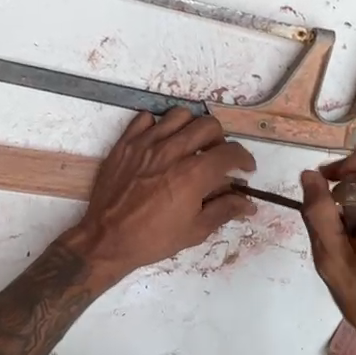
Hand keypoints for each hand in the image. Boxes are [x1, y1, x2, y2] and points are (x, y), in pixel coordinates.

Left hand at [59, 108, 255, 282]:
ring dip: (190, 127)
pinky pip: (145, 118)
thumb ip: (224, 210)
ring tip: (189, 145)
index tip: (244, 169)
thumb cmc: (153, 239)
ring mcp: (146, 144)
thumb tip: (248, 204)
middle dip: (220, 140)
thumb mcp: (195, 230)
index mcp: (193, 174)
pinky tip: (160, 142)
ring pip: (179, 115)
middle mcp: (172, 151)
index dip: (244, 159)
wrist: (107, 239)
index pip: (230, 152)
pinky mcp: (125, 144)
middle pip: (208, 125)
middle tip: (216, 157)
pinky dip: (157, 125)